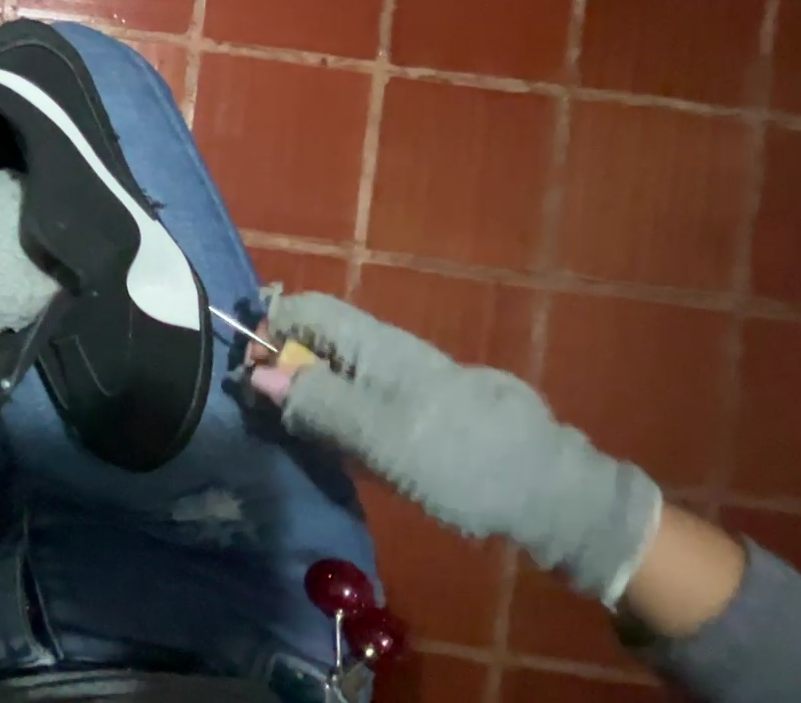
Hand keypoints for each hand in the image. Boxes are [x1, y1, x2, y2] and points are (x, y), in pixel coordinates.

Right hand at [256, 292, 661, 605]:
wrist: (547, 491)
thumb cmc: (455, 456)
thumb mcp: (376, 433)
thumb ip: (316, 402)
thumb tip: (258, 374)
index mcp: (372, 342)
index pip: (303, 308)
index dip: (269, 329)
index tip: (252, 374)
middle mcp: (381, 351)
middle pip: (313, 339)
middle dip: (283, 369)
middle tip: (272, 415)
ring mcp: (400, 379)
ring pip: (333, 371)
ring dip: (307, 397)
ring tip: (301, 436)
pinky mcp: (413, 409)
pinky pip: (356, 398)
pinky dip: (336, 416)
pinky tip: (339, 448)